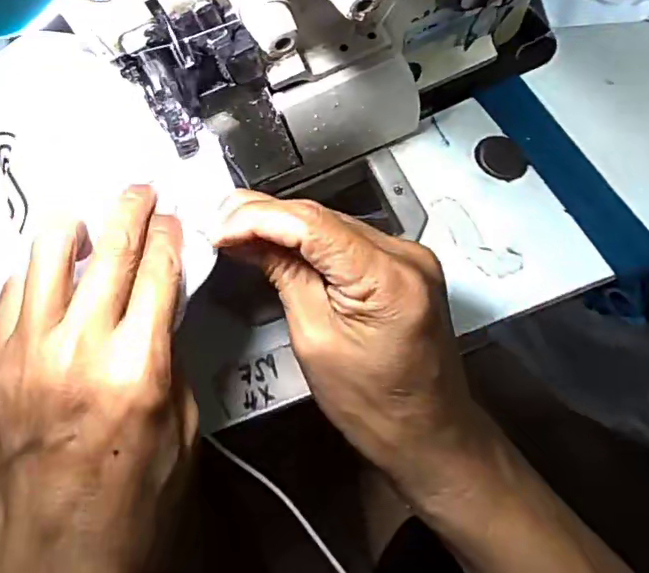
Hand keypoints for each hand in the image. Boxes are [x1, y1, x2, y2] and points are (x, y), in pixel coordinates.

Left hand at [0, 185, 198, 572]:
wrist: (49, 563)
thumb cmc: (131, 501)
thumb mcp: (182, 425)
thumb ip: (169, 350)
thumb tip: (161, 297)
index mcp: (138, 367)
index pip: (158, 268)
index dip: (170, 233)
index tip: (173, 218)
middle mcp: (79, 349)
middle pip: (111, 247)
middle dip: (132, 207)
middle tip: (141, 190)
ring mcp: (25, 355)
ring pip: (48, 253)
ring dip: (76, 225)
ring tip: (90, 217)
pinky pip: (12, 293)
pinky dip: (37, 269)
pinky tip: (54, 265)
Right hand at [212, 191, 491, 499]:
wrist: (428, 433)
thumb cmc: (378, 407)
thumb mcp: (316, 342)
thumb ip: (286, 277)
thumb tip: (250, 239)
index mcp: (389, 277)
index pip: (313, 224)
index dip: (260, 217)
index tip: (221, 225)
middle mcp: (405, 254)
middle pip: (322, 216)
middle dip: (266, 217)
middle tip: (220, 225)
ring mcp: (408, 253)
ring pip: (331, 221)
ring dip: (285, 224)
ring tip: (240, 232)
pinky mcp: (402, 260)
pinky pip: (347, 236)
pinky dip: (310, 237)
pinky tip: (280, 240)